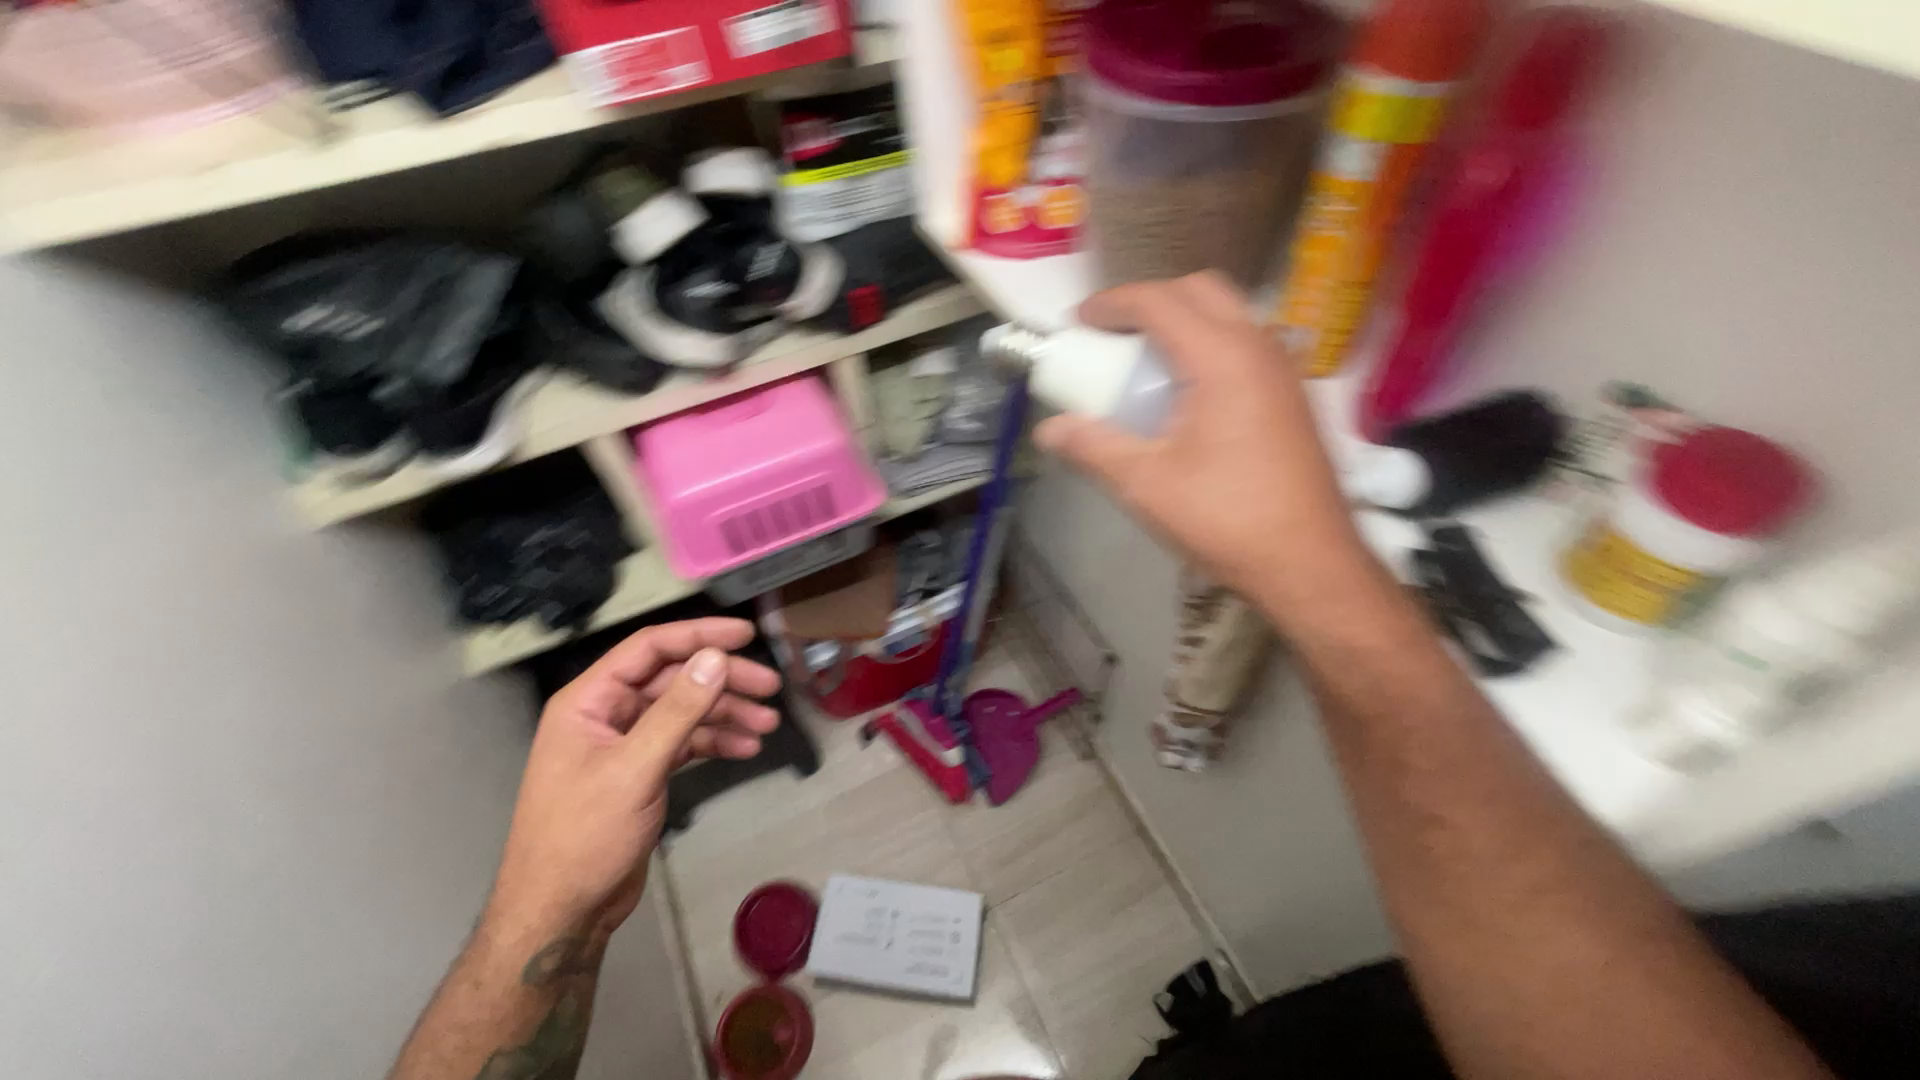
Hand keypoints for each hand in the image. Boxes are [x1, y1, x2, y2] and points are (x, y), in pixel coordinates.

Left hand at [484, 618, 781, 938]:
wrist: (561, 912)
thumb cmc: (584, 837)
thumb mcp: (634, 769)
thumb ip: (677, 711)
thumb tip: (715, 659)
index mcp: (589, 701)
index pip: (649, 649)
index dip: (698, 636)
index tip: (745, 636)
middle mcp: (606, 714)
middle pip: (673, 680)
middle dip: (722, 682)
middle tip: (770, 689)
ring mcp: (624, 744)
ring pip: (683, 712)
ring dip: (725, 714)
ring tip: (767, 725)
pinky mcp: (641, 773)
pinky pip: (684, 743)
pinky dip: (714, 742)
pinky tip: (745, 749)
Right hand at [1033, 273, 1377, 627]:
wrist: (1310, 564)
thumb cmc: (1225, 519)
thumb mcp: (1145, 485)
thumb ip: (1093, 447)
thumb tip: (1048, 430)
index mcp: (1222, 358)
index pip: (1159, 301)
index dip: (1112, 304)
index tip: (1079, 323)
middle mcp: (1260, 348)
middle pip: (1201, 290)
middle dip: (1151, 302)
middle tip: (1115, 337)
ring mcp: (1286, 371)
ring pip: (1230, 315)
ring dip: (1185, 323)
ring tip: (1148, 366)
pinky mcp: (1296, 397)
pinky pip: (1248, 345)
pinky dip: (1211, 347)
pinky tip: (1190, 398)